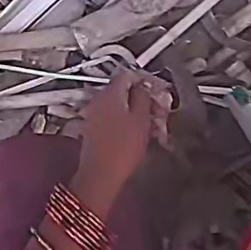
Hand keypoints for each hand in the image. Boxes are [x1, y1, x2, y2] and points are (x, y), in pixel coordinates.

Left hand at [74, 70, 169, 204]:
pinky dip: (124, 120)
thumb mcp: (141, 119)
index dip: (145, 81)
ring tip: (151, 126)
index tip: (158, 93)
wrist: (100, 175)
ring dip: (134, 111)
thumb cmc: (124, 146)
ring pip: (118, 104)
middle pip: (122, 90)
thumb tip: (143, 84)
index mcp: (110, 92)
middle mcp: (98, 98)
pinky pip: (111, 116)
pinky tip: (136, 134)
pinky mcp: (92, 127)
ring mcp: (93, 113)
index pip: (128, 74)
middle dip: (141, 98)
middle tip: (158, 112)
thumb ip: (143, 96)